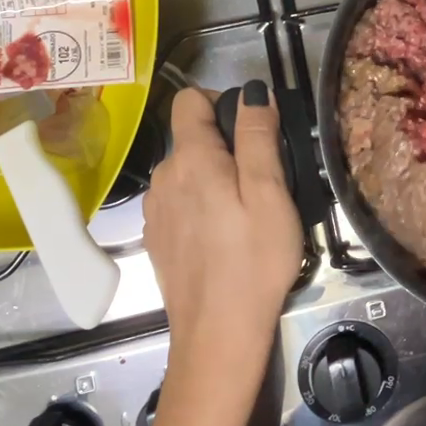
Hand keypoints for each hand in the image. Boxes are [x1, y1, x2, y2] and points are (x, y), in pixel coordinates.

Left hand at [143, 82, 301, 370]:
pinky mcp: (157, 239)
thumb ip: (258, 135)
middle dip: (225, 146)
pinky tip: (224, 237)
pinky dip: (201, 205)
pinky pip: (180, 202)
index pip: (188, 100)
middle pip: (190, 138)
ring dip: (213, 177)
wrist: (218, 334)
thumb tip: (252, 91)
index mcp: (190, 158)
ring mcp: (155, 211)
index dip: (219, 101)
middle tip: (264, 180)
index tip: (251, 128)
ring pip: (185, 172)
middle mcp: (162, 177)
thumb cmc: (254, 259)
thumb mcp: (270, 191)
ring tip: (247, 212)